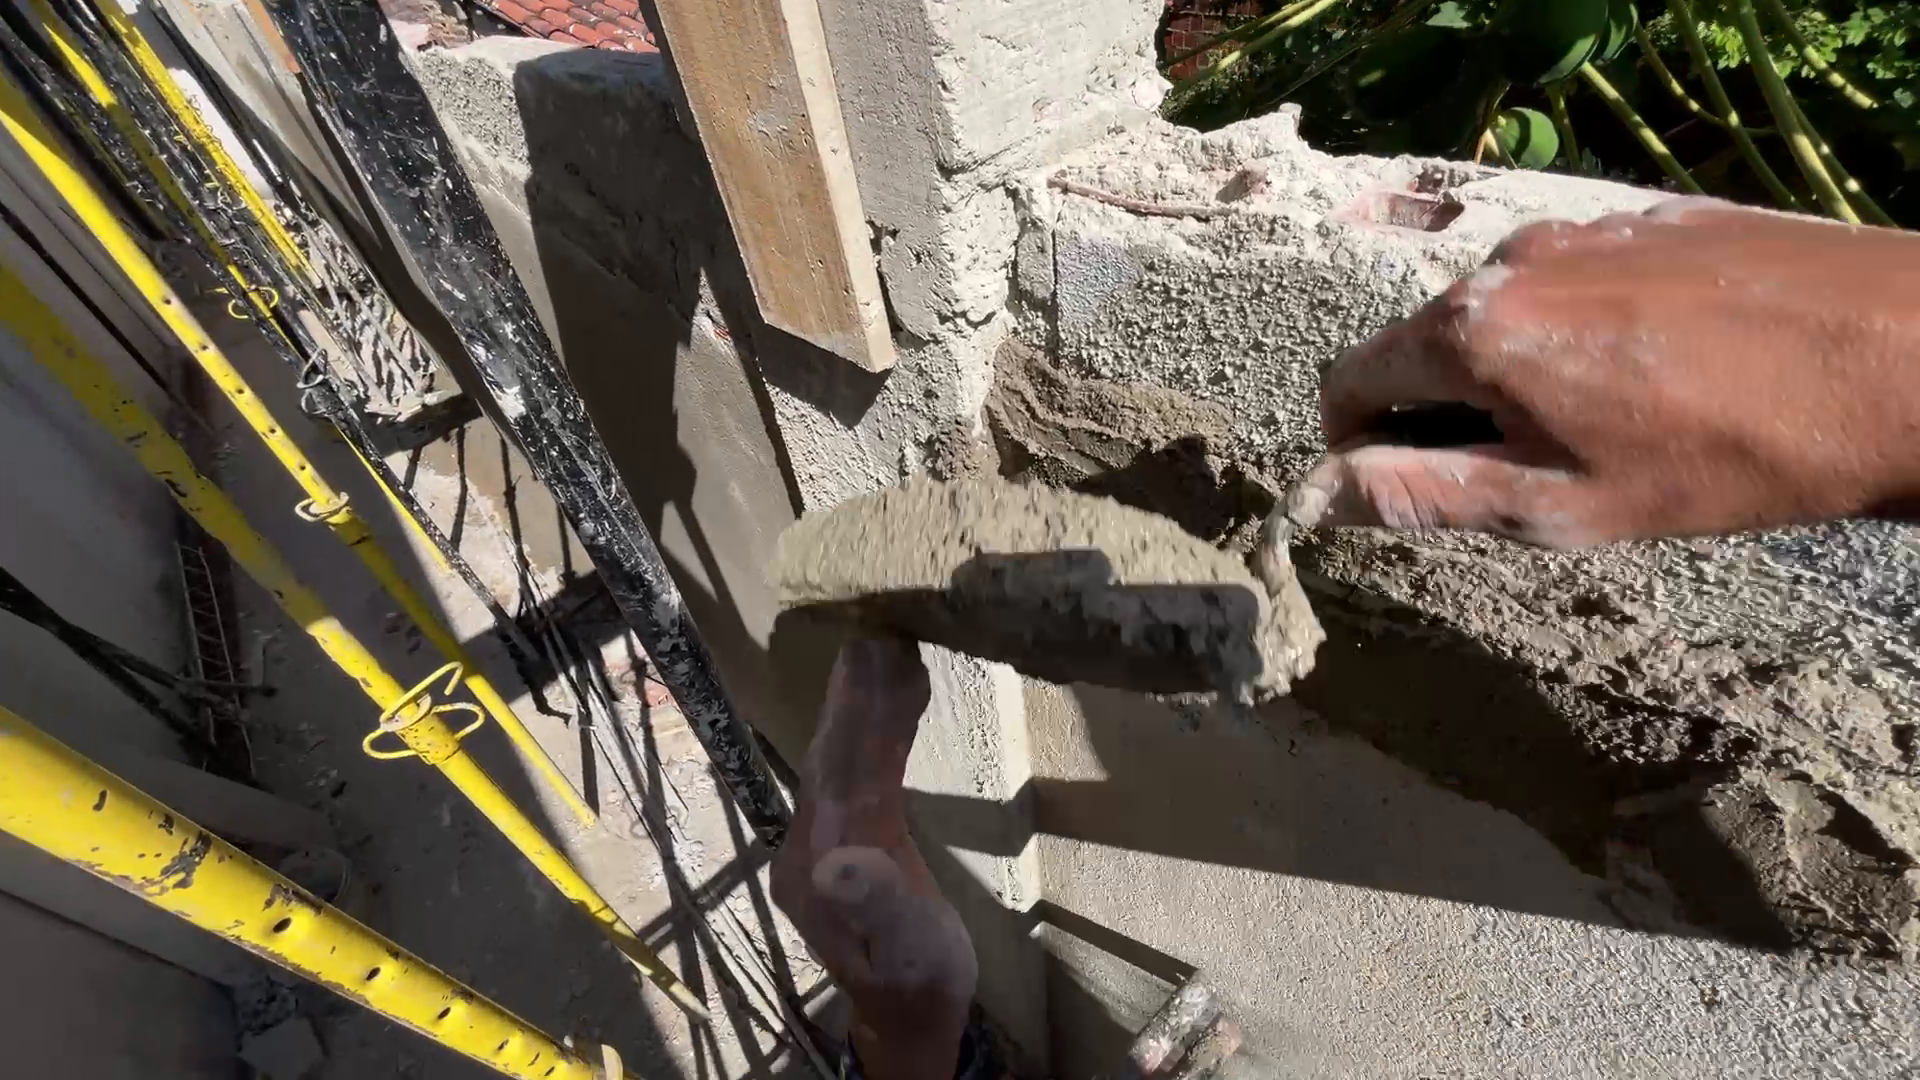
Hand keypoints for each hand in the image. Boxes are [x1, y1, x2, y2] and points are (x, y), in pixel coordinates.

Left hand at [771, 640, 974, 1079]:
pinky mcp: (848, 833)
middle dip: (856, 692)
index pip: (839, 770)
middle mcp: (812, 838)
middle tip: (880, 635)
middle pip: (834, 751)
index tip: (876, 657)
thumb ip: (873, 906)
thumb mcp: (907, 953)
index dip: (858, 713)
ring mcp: (826, 835)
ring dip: (865, 703)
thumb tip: (838, 858)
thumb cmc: (918, 984)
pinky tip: (898, 704)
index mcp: (821, 860)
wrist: (908, 1015)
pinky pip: (861, 768)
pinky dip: (879, 731)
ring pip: (844, 754)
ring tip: (890, 654)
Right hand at [1293, 200, 1919, 546]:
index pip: (1346, 381)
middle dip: (1427, 407)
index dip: (1351, 438)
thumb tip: (1311, 494)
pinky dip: (1555, 331)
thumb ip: (1411, 493)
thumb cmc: (1720, 456)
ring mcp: (1576, 232)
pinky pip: (1553, 284)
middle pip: (1411, 346)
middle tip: (1509, 462)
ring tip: (1582, 416)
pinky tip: (1635, 366)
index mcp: (1468, 330)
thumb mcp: (1547, 505)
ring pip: (1481, 315)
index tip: (1401, 475)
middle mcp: (1504, 262)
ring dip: (1492, 370)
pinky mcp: (1639, 220)